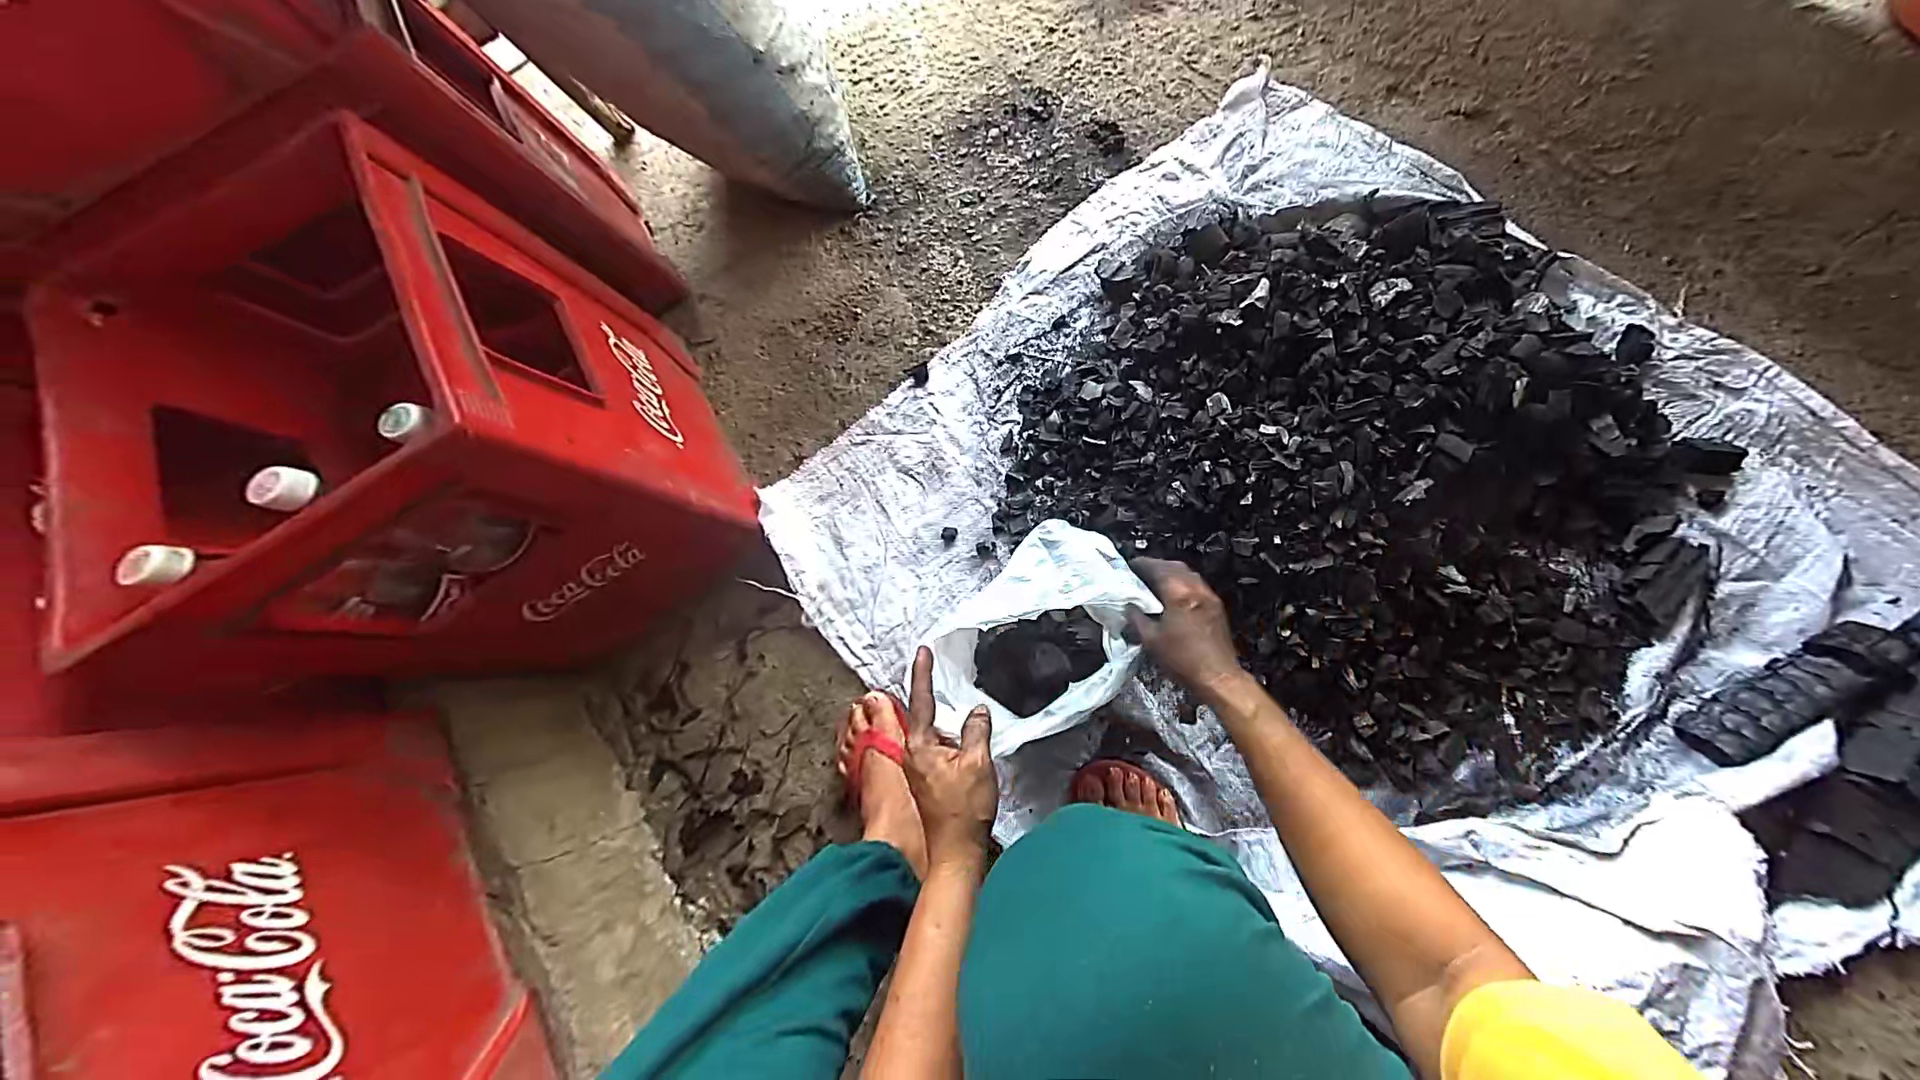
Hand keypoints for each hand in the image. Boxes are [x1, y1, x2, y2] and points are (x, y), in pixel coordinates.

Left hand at [905, 646, 998, 867]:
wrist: (956, 851)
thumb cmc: (964, 810)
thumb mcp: (978, 763)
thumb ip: (977, 731)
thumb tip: (978, 710)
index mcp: (920, 745)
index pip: (921, 699)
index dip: (922, 673)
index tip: (923, 652)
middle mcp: (912, 754)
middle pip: (920, 714)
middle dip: (928, 692)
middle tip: (933, 668)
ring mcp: (917, 767)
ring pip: (929, 731)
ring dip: (940, 718)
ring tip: (955, 709)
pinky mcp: (926, 778)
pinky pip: (934, 746)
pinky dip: (946, 737)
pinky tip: (959, 741)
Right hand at [1126, 557, 1246, 701]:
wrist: (1218, 677)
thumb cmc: (1183, 660)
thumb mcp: (1150, 639)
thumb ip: (1136, 617)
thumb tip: (1129, 606)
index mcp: (1179, 594)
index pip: (1156, 568)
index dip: (1139, 565)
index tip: (1128, 567)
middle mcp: (1196, 589)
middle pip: (1173, 566)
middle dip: (1154, 567)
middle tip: (1139, 574)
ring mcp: (1209, 596)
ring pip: (1186, 574)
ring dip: (1169, 574)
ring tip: (1153, 583)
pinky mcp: (1215, 606)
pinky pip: (1195, 585)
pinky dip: (1181, 583)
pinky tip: (1172, 596)